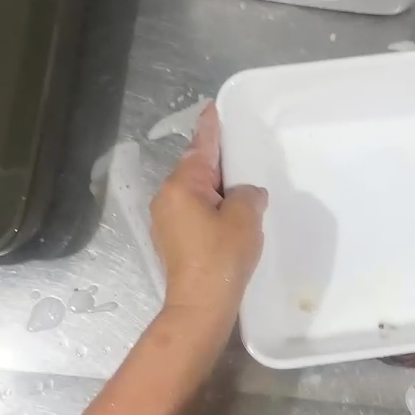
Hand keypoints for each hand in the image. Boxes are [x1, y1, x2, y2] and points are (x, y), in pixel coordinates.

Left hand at [150, 105, 267, 328]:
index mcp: (183, 185)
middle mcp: (167, 198)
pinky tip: (228, 222)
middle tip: (242, 159)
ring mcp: (166, 221)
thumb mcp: (245, 218)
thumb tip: (246, 194)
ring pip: (195, 195)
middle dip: (219, 166)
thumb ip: (248, 195)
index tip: (211, 109)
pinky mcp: (172, 242)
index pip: (201, 147)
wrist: (200, 305)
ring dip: (216, 192)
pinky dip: (211, 212)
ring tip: (241, 196)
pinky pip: (194, 214)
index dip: (210, 128)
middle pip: (196, 171)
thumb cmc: (221, 258)